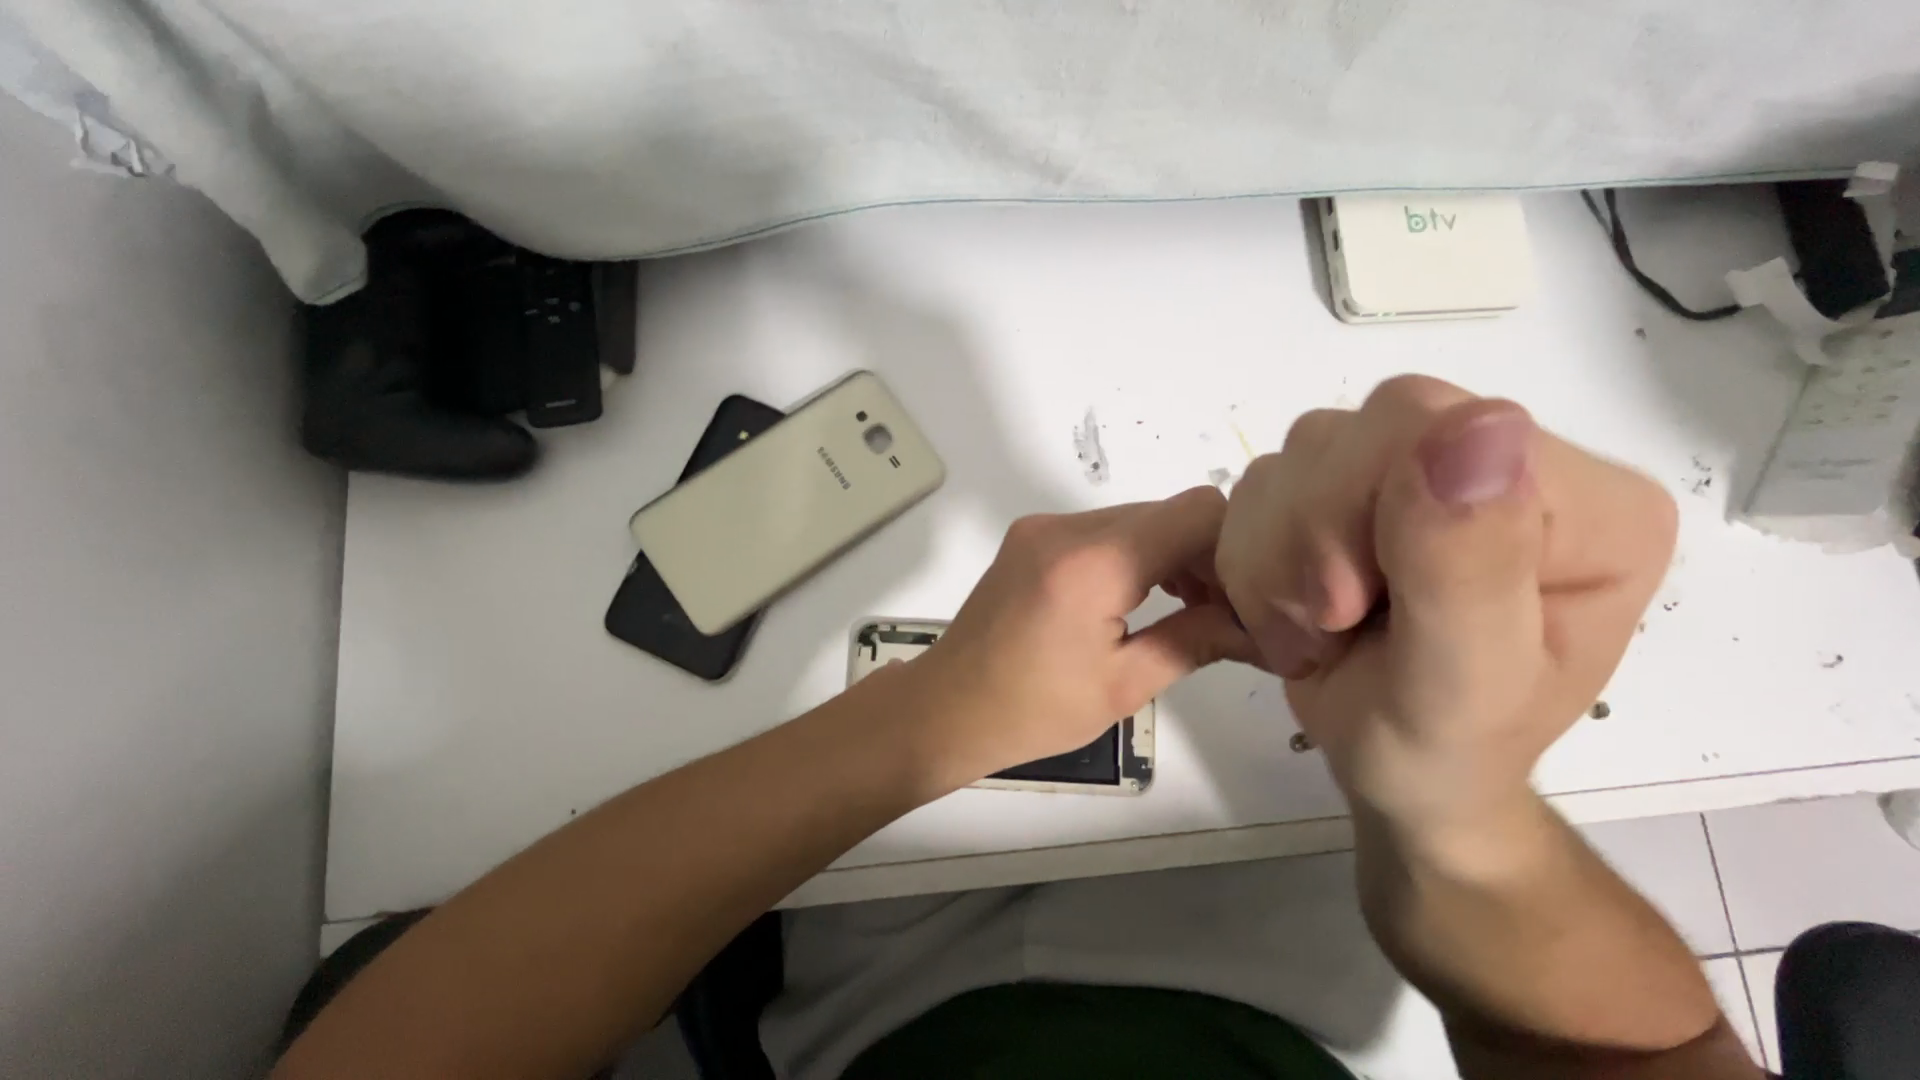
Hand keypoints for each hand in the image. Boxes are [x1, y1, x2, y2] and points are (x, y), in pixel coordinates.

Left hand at [912, 486, 1257, 785]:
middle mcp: (1068, 526)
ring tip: (1189, 613)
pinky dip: (1135, 555)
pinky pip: (1104, 530)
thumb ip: (1196, 641)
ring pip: (1139, 519)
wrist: (948, 707)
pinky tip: (1144, 599)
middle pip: (1168, 513)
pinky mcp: (1032, 536)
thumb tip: (1260, 628)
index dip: (1235, 548)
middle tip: (1223, 617)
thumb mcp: (1124, 684)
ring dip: (1172, 556)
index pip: (1198, 510)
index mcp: (1094, 562)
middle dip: (1207, 557)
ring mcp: (1045, 526)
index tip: (1244, 601)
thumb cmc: (1034, 710)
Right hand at [1215, 376, 1675, 830]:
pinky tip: (1296, 606)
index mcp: (1583, 505)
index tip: (1345, 605)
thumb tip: (1476, 425)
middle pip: (1357, 429)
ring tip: (1315, 628)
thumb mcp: (1463, 685)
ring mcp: (1424, 468)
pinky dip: (1254, 554)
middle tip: (1328, 622)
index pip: (1431, 421)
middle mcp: (1508, 464)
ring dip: (1275, 555)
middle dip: (1308, 538)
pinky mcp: (1359, 487)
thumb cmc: (1443, 748)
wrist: (1401, 771)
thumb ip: (1470, 567)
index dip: (1353, 506)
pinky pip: (1264, 481)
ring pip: (1298, 453)